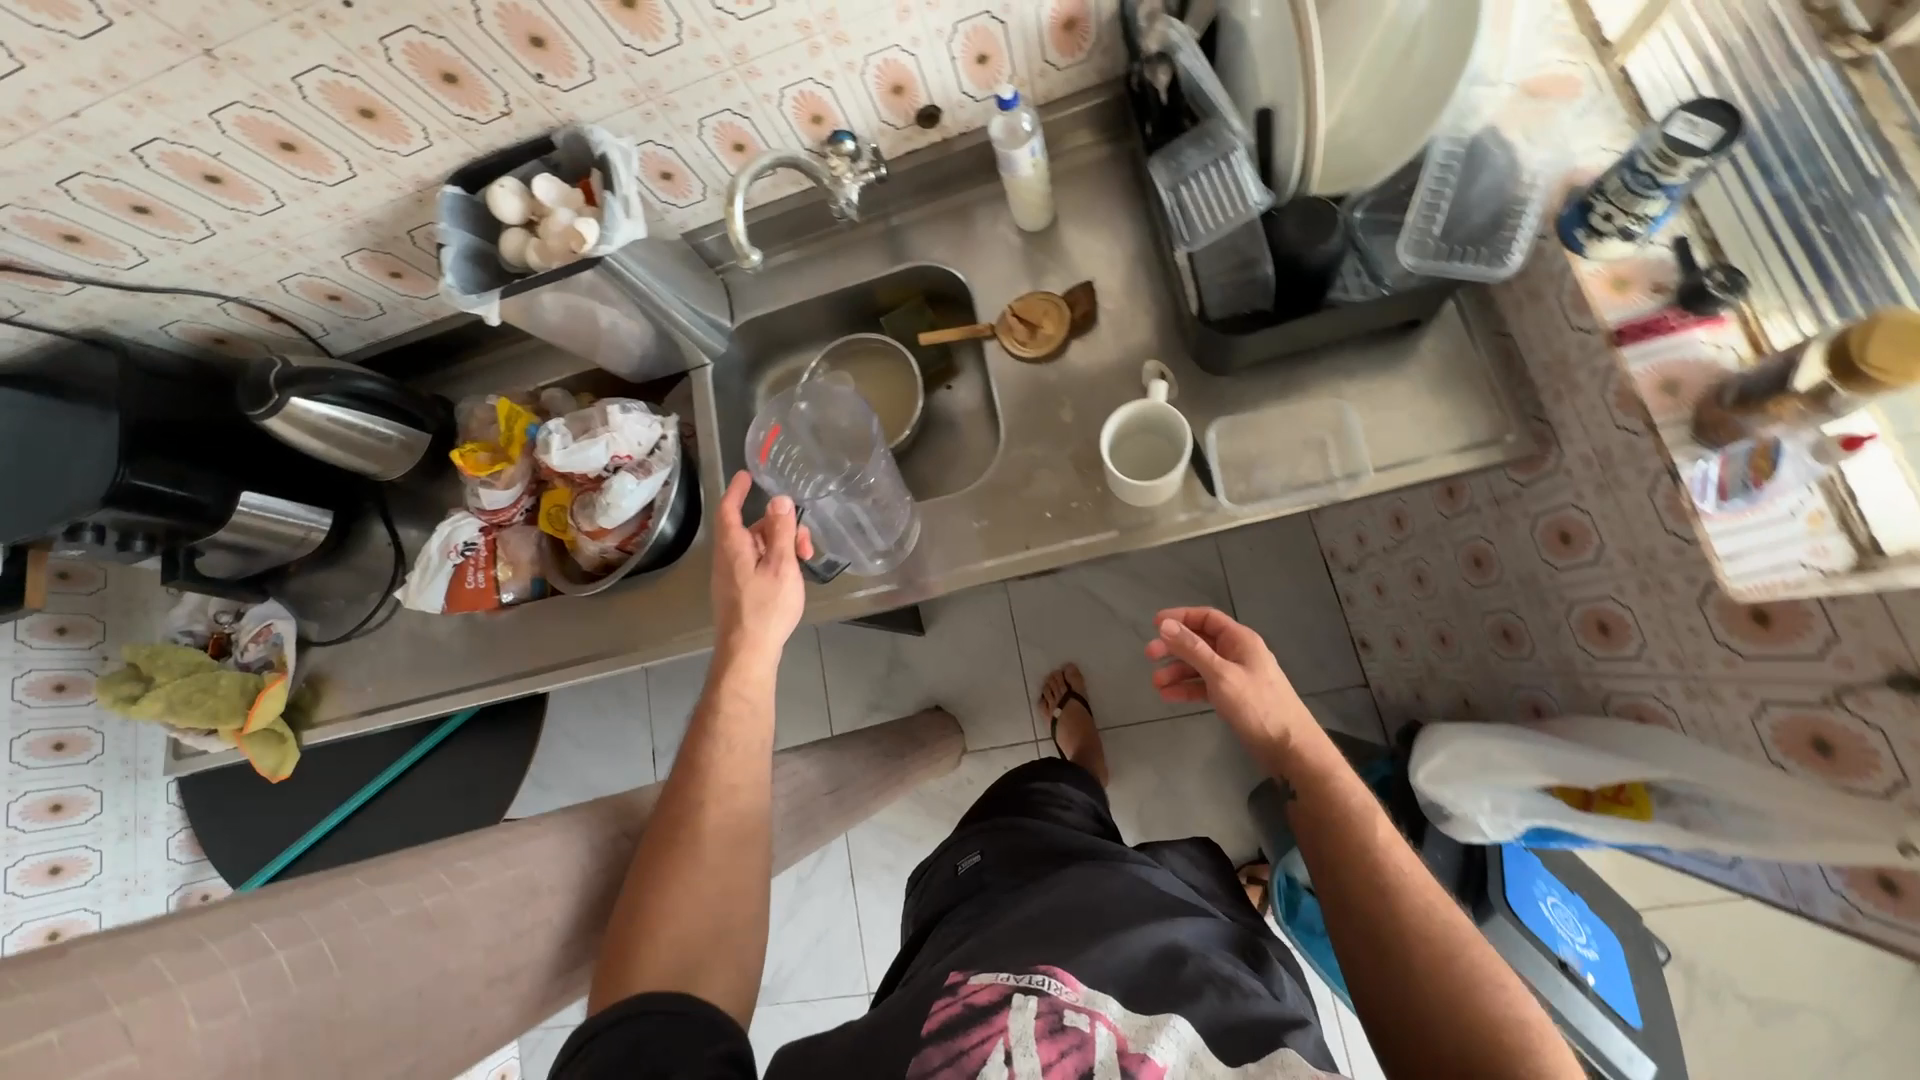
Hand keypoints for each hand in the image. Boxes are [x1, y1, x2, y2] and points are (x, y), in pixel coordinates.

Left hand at [711, 471, 813, 666]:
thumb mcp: (781, 565)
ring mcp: (730, 576)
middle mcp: (726, 557)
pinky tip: (791, 576)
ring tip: (804, 562)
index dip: (738, 491)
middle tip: (805, 542)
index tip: (748, 476)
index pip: (729, 508)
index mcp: (733, 546)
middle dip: (778, 527)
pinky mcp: (737, 592)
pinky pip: (755, 564)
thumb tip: (779, 500)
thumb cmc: (766, 607)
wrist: (748, 651)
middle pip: (750, 529)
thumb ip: (781, 532)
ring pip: (756, 548)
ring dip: (780, 547)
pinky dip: (773, 561)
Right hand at [1145, 606, 1315, 769]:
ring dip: (1177, 672)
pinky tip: (1170, 696)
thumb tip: (1166, 625)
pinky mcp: (1234, 697)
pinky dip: (1188, 689)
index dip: (1181, 617)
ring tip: (1156, 684)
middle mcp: (1238, 653)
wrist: (1288, 747)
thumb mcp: (1220, 674)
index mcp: (1240, 640)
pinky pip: (1205, 686)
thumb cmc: (1257, 705)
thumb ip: (1192, 649)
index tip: (1155, 624)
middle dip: (1174, 648)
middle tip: (1149, 656)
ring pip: (1200, 666)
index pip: (1207, 618)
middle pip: (1200, 642)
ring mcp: (1236, 676)